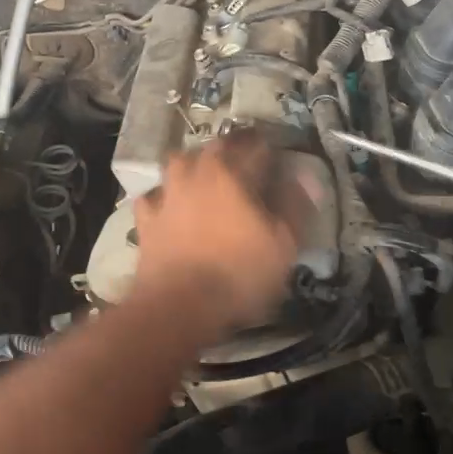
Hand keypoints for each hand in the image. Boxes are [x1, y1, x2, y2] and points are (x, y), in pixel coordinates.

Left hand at [131, 134, 304, 327]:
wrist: (178, 308)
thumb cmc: (238, 275)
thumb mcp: (284, 245)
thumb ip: (295, 205)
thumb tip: (307, 176)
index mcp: (230, 172)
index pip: (255, 144)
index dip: (270, 149)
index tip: (280, 159)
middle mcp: (194, 173)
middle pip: (215, 148)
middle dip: (233, 151)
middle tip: (248, 165)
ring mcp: (166, 195)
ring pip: (179, 163)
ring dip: (195, 166)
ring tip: (207, 180)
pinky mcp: (145, 221)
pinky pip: (155, 197)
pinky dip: (165, 197)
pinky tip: (172, 208)